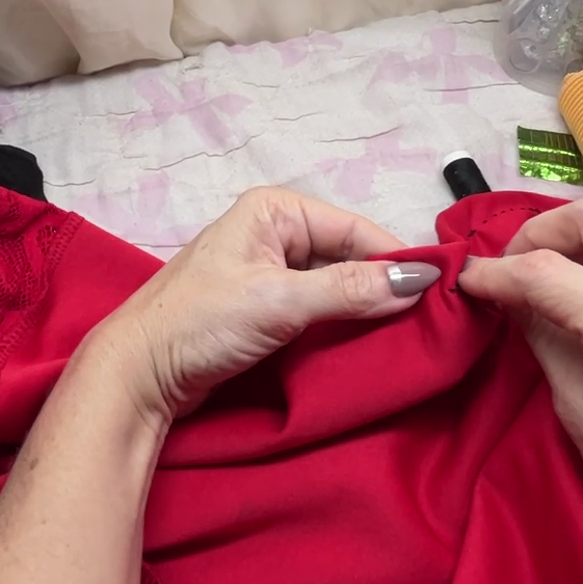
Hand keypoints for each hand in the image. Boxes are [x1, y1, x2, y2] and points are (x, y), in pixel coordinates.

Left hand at [89, 187, 438, 423]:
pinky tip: (369, 344)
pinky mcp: (265, 305)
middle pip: (346, 255)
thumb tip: (419, 280)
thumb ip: (350, 290)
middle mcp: (274, 231)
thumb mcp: (280, 301)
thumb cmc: (201, 321)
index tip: (443, 293)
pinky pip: (316, 307)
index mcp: (275, 210)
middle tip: (432, 321)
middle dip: (383, 286)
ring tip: (411, 335)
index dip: (397, 260)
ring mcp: (268, 269)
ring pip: (334, 283)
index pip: (354, 229)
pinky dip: (341, 324)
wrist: (139, 373)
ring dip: (364, 308)